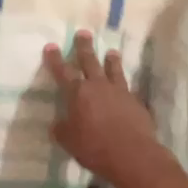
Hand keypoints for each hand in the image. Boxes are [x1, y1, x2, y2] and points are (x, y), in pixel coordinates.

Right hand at [43, 31, 167, 182]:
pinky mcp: (136, 101)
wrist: (133, 154)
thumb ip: (62, 130)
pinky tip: (125, 85)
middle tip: (83, 33)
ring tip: (111, 51)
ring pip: (114, 70)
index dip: (55, 59)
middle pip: (90, 62)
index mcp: (78, 94)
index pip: (63, 72)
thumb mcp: (69, 142)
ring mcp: (120, 92)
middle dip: (84, 47)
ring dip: (111, 60)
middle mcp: (99, 86)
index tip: (51, 46)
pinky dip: (124, 83)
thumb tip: (58, 124)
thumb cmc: (95, 148)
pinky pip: (127, 87)